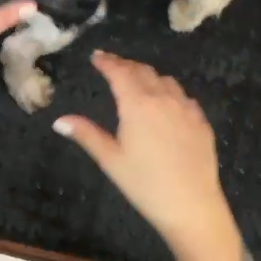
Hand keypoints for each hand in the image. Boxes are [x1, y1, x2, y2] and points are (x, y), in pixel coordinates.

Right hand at [53, 51, 233, 244]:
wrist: (191, 204)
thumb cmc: (144, 184)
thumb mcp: (111, 160)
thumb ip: (86, 135)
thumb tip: (59, 120)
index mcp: (137, 105)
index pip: (119, 73)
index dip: (107, 62)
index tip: (97, 56)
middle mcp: (163, 99)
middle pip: (143, 72)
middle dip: (126, 65)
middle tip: (113, 65)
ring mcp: (186, 109)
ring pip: (166, 81)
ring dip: (149, 76)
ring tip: (138, 80)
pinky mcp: (201, 122)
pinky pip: (183, 97)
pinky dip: (169, 92)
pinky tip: (166, 103)